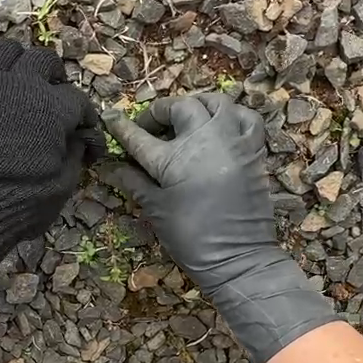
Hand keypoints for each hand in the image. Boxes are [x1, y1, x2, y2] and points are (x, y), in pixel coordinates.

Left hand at [0, 39, 103, 287]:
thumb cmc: (21, 200)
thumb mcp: (63, 183)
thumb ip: (74, 154)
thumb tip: (80, 140)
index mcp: (53, 108)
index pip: (77, 100)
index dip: (84, 119)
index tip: (83, 137)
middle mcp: (22, 86)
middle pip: (43, 60)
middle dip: (52, 77)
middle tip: (49, 97)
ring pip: (5, 50)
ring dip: (16, 62)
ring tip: (16, 80)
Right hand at [102, 93, 336, 362]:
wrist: (238, 259)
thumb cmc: (190, 238)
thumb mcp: (155, 211)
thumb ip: (133, 182)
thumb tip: (110, 167)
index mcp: (173, 161)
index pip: (139, 136)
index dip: (121, 126)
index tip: (109, 117)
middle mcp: (205, 142)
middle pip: (180, 108)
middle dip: (160, 112)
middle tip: (151, 127)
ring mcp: (232, 142)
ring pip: (215, 102)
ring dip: (196, 105)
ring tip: (185, 120)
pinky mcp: (253, 150)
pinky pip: (246, 118)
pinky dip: (231, 114)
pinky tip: (220, 126)